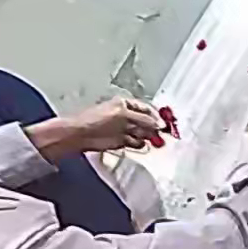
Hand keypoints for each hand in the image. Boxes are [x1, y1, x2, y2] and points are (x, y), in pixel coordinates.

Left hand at [29, 97, 166, 159]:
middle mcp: (127, 116)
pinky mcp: (123, 141)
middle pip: (148, 122)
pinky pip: (137, 143)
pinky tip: (133, 142)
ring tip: (143, 138)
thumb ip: (145, 120)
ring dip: (147, 137)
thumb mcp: (125, 115)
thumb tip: (161, 124)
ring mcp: (126, 129)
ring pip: (144, 133)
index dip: (158, 116)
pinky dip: (138, 144)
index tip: (166, 124)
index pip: (148, 110)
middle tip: (159, 134)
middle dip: (154, 128)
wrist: (82, 134)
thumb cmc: (97, 119)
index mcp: (126, 105)